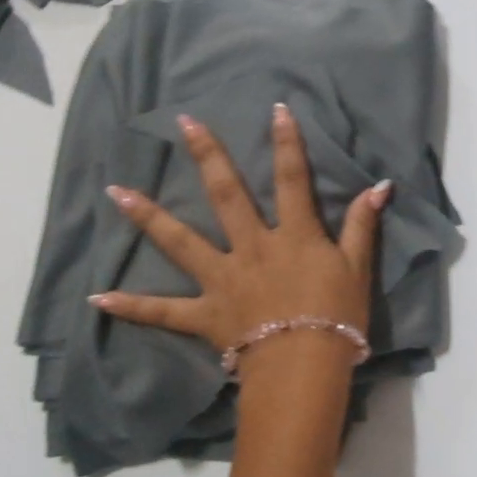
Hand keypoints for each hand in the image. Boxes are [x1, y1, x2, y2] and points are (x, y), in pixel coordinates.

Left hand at [90, 104, 388, 364]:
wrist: (303, 368)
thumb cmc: (337, 316)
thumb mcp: (358, 268)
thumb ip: (363, 224)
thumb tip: (380, 184)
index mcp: (293, 235)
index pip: (292, 179)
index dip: (287, 142)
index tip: (277, 108)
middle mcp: (252, 247)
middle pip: (226, 195)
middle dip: (207, 156)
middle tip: (183, 123)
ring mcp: (222, 279)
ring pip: (180, 242)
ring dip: (148, 217)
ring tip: (116, 192)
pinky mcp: (204, 314)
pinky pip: (162, 311)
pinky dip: (131, 305)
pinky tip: (96, 297)